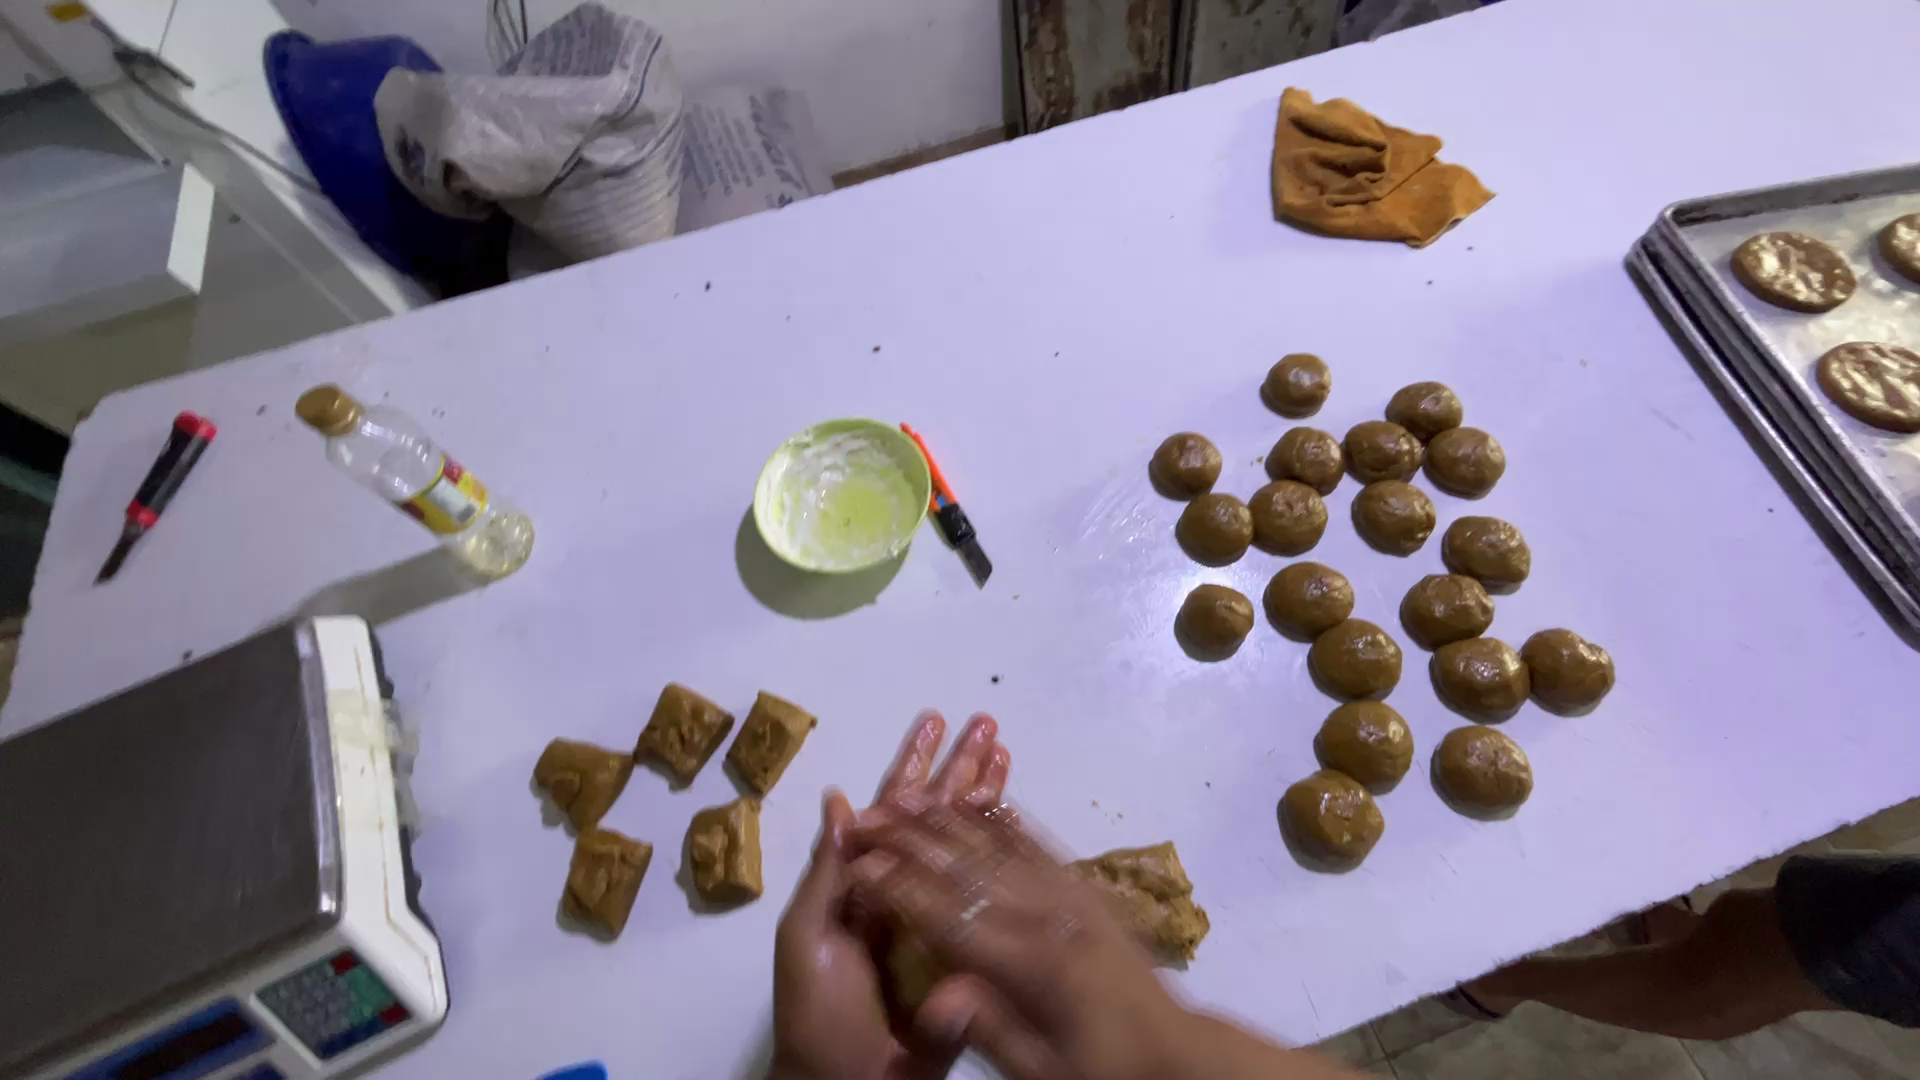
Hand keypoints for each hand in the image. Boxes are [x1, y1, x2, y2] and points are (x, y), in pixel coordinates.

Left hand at [769, 713, 1010, 1079]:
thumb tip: (840, 798)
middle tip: (985, 723)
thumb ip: (829, 870)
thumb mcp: (808, 936)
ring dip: (985, 793)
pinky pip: (987, 888)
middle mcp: (907, 880)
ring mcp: (940, 908)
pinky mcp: (969, 940)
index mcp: (868, 874)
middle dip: (960, 765)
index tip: (935, 722)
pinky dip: (1003, 849)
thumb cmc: (818, 1008)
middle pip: (936, 811)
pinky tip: (1017, 818)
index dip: (915, 762)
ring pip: (966, 838)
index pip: (895, 805)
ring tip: (1005, 749)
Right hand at [846, 804, 1193, 1079]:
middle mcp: (1049, 914)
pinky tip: (974, 796)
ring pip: (995, 842)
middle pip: (966, 866)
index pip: (951, 916)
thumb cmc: (1099, 1070)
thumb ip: (989, 1028)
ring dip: (946, 816)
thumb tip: (932, 996)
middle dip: (911, 838)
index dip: (901, 888)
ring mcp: (1068, 891)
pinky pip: (1034, 840)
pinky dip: (998, 815)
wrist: (1175, 1051)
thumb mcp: (1044, 1073)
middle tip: (867, 818)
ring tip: (907, 794)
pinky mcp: (1082, 883)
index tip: (859, 865)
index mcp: (1034, 965)